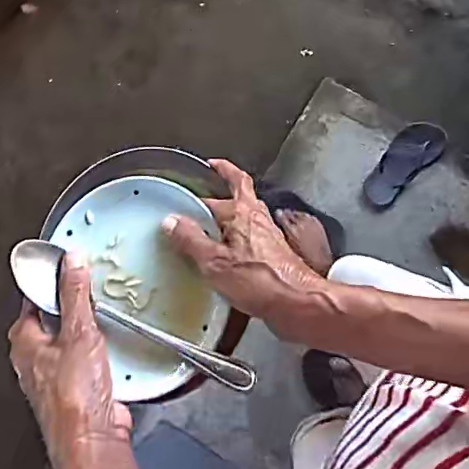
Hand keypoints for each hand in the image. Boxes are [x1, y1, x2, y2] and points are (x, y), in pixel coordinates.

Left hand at [8, 256, 132, 468]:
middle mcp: (32, 356)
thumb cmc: (73, 398)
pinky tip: (108, 342)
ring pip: (69, 332)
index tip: (70, 261)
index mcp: (23, 339)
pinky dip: (95, 343)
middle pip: (53, 312)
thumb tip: (71, 261)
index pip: (34, 293)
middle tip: (90, 285)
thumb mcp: (78, 331)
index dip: (53, 275)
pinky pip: (83, 351)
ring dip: (86, 323)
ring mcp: (52, 372)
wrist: (93, 442)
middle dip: (72, 299)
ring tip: (101, 313)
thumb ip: (75, 292)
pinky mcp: (73, 384)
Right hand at [160, 159, 328, 334]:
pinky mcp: (275, 256)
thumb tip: (171, 221)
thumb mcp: (214, 261)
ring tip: (213, 226)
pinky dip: (239, 239)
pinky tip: (230, 254)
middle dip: (223, 195)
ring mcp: (269, 236)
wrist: (298, 303)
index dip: (221, 171)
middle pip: (241, 196)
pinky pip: (252, 238)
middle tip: (205, 199)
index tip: (211, 165)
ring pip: (247, 217)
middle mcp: (258, 218)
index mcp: (243, 211)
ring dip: (231, 217)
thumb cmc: (260, 280)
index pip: (233, 179)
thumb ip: (191, 240)